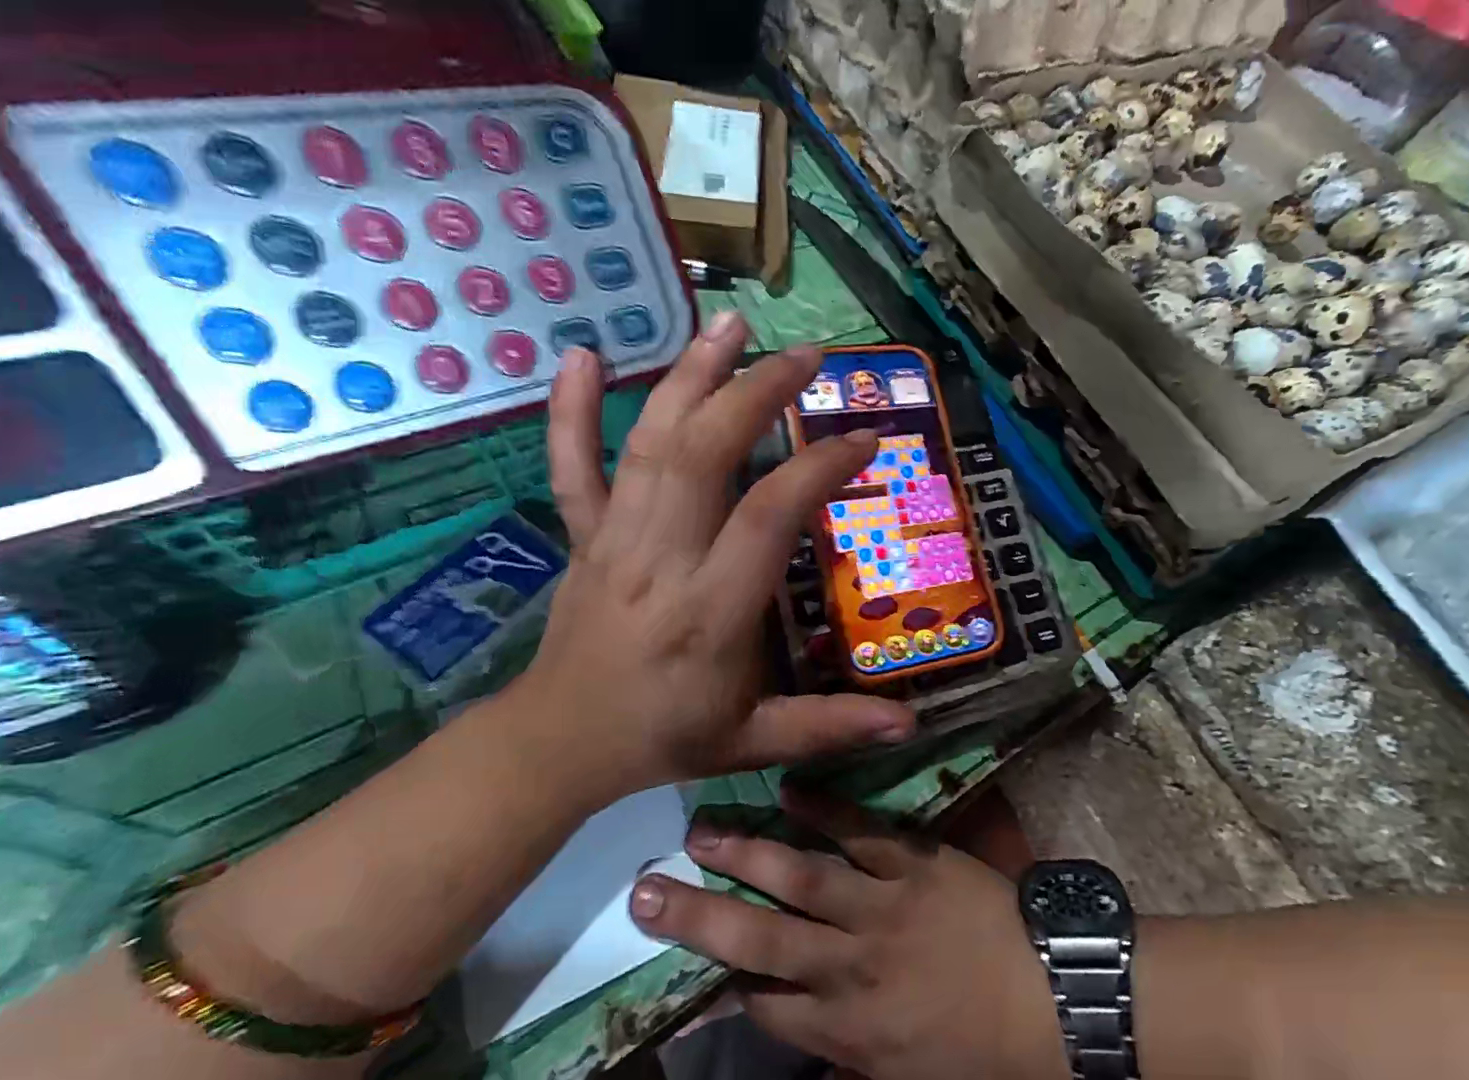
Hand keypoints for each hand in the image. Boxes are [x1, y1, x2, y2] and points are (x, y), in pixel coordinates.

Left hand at [525, 313, 915, 795]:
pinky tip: (585, 355)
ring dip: (690, 377)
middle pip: (703, 456)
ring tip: (730, 324)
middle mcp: (659, 561)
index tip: (864, 437)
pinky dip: (573, 410)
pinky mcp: (583, 535)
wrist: (559, 742)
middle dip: (756, 394)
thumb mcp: (752, 744)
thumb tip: (910, 726)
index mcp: (708, 613)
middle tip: (805, 356)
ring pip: (648, 445)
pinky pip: (572, 466)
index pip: (766, 518)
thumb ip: (828, 728)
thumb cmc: (663, 739)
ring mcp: (614, 540)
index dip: (817, 468)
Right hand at [630, 789, 1069, 1079]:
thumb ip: (840, 1048)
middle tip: (646, 889)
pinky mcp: (915, 863)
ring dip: (748, 854)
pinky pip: (861, 831)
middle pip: (760, 940)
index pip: (764, 1004)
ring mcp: (882, 908)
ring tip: (700, 831)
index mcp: (847, 1029)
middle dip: (699, 917)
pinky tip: (788, 788)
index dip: (720, 979)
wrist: (1051, 999)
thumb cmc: (977, 1048)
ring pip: (801, 878)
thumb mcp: (902, 1073)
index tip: (680, 954)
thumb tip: (785, 1019)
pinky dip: (824, 810)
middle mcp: (851, 967)